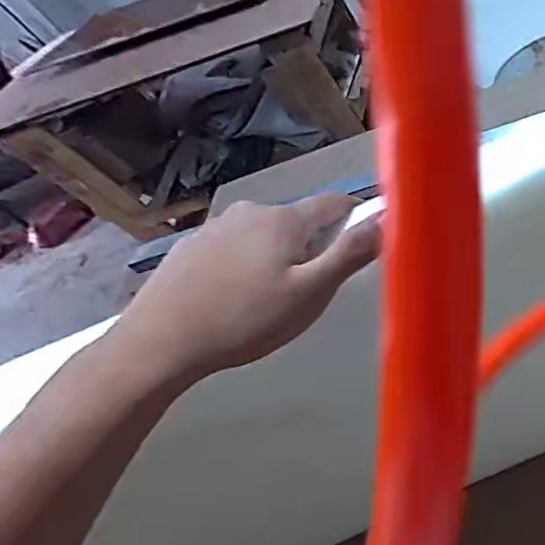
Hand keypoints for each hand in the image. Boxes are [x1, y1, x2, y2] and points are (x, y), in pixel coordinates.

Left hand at [106, 196, 380, 381]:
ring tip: (262, 300)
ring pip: (263, 233)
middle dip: (310, 246)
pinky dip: (241, 263)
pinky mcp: (190, 245)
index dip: (354, 219)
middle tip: (303, 292)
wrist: (159, 342)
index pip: (335, 202)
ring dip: (274, 255)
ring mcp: (216, 225)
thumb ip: (349, 254)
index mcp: (285, 219)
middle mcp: (252, 210)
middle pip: (298, 220)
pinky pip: (232, 246)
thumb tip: (385, 219)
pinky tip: (228, 298)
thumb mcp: (309, 295)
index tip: (356, 248)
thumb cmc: (245, 320)